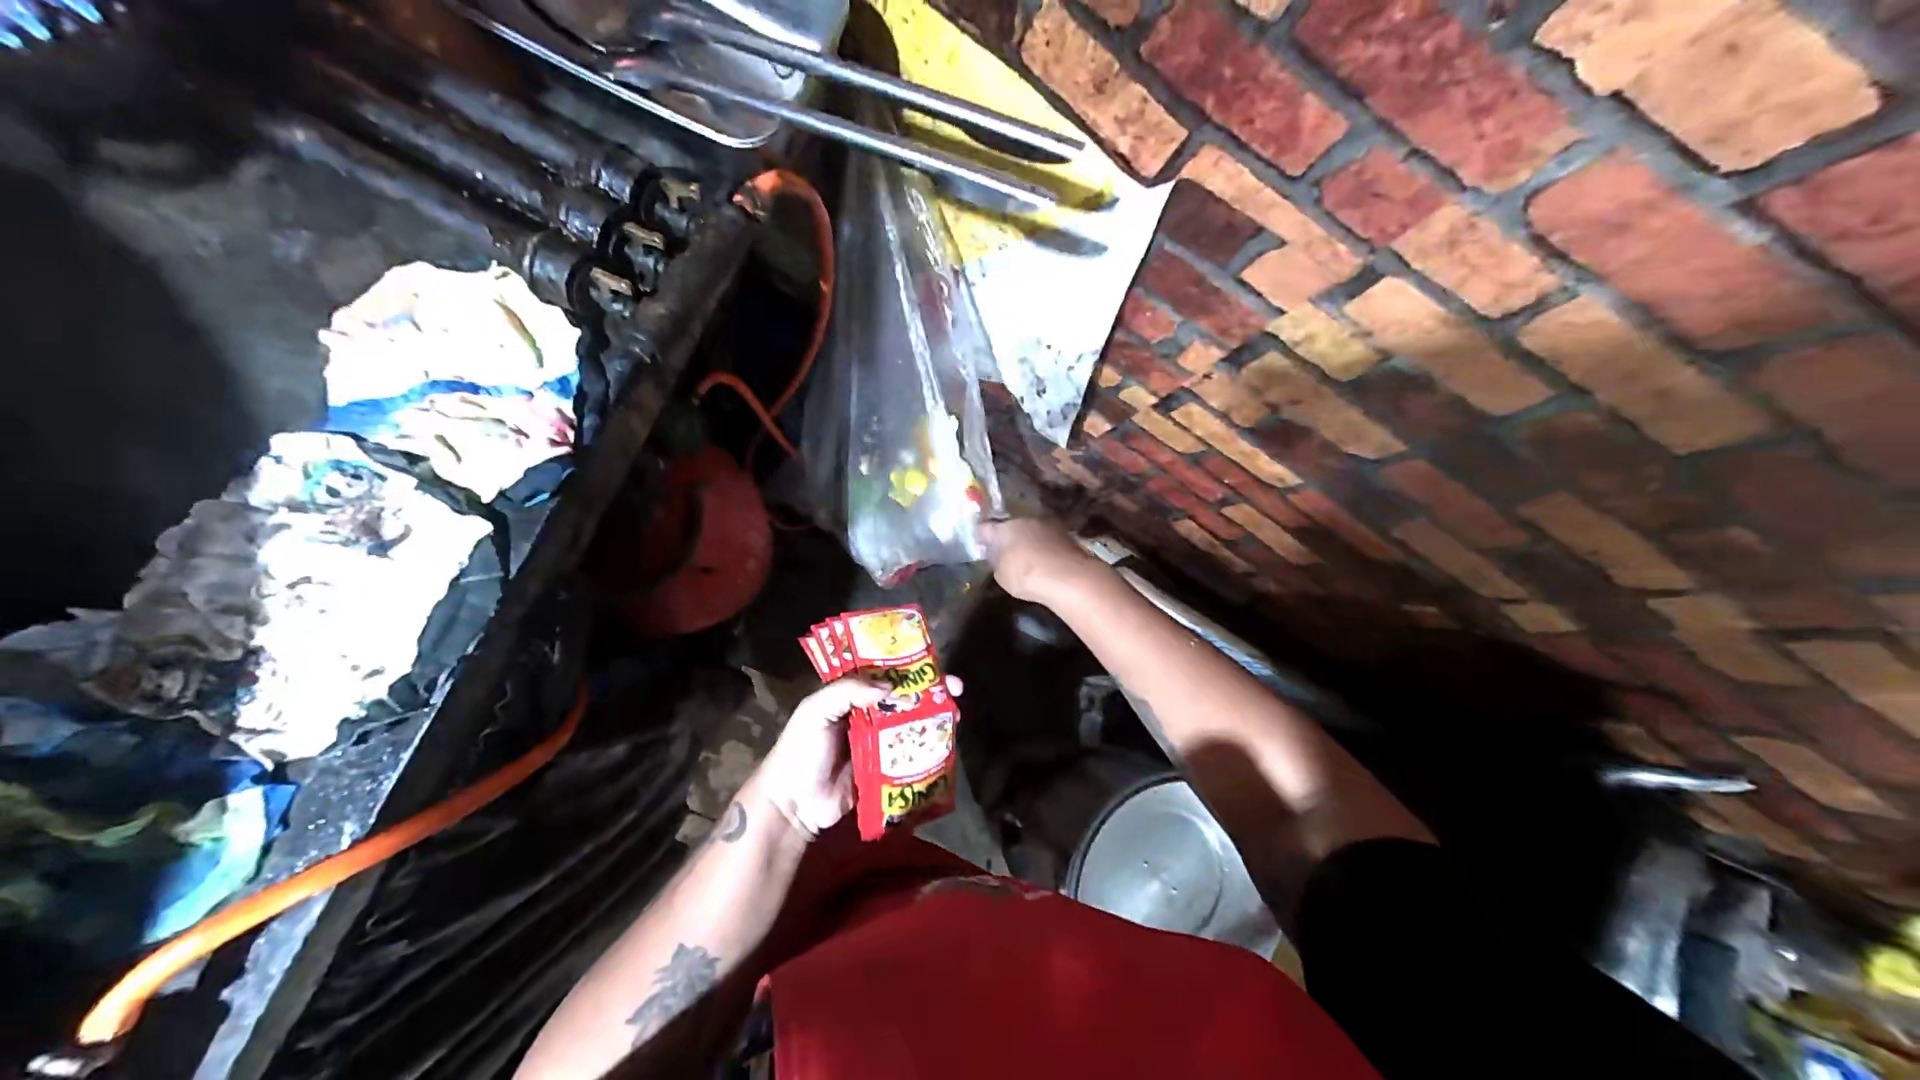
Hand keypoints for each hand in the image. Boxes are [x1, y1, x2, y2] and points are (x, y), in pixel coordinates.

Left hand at [748, 674, 962, 840]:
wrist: (794, 804)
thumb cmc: (800, 750)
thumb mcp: (815, 710)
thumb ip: (847, 691)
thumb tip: (890, 686)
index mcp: (849, 695)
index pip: (883, 673)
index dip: (908, 666)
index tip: (933, 663)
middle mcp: (867, 714)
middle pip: (904, 697)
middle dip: (932, 690)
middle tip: (956, 688)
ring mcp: (879, 742)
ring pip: (912, 723)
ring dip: (935, 716)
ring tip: (956, 713)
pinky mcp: (887, 769)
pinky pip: (911, 754)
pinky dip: (929, 747)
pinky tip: (947, 742)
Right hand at [981, 518, 1102, 603]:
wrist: (1067, 576)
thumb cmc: (1026, 575)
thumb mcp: (1001, 575)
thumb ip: (997, 562)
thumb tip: (998, 556)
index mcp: (1003, 528)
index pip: (985, 528)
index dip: (982, 537)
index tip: (982, 545)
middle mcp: (1024, 519)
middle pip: (1011, 525)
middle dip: (1008, 536)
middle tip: (1006, 551)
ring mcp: (1047, 524)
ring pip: (1032, 529)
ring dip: (1029, 539)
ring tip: (1029, 556)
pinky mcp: (1065, 533)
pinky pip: (1048, 538)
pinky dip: (1045, 546)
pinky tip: (1046, 559)